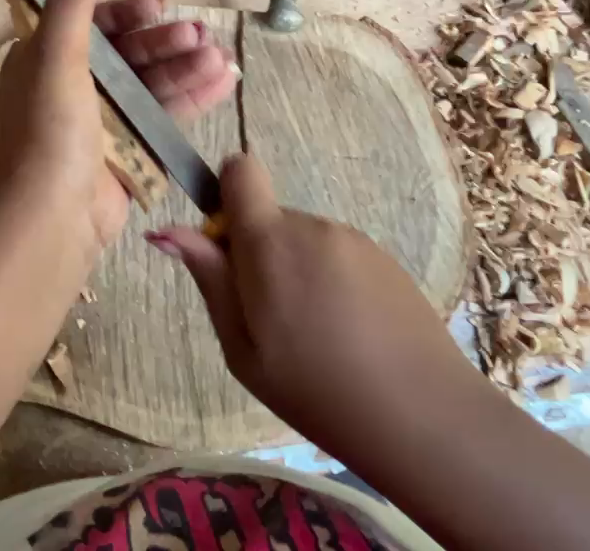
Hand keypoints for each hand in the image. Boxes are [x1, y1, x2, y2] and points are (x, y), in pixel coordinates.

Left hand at [0, 0, 237, 250]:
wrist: (54, 215)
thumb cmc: (50, 126)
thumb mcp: (61, 47)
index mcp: (44, 58)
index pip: (91, 23)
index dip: (126, 13)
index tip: (158, 6)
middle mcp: (70, 86)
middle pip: (128, 54)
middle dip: (165, 43)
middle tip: (200, 35)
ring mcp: (100, 122)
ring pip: (150, 84)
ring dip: (184, 68)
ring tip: (221, 58)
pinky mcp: (126, 152)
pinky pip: (162, 115)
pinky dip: (190, 98)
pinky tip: (223, 81)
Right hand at [150, 155, 483, 456]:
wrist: (424, 418)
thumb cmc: (313, 388)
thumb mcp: (241, 345)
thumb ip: (208, 279)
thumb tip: (165, 231)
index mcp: (270, 241)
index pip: (241, 171)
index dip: (227, 196)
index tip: (228, 247)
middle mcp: (313, 226)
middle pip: (270, 217)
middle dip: (259, 252)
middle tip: (270, 318)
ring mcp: (355, 241)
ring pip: (304, 240)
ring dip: (296, 270)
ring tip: (314, 334)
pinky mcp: (387, 261)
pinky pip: (338, 256)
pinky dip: (331, 283)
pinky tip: (348, 334)